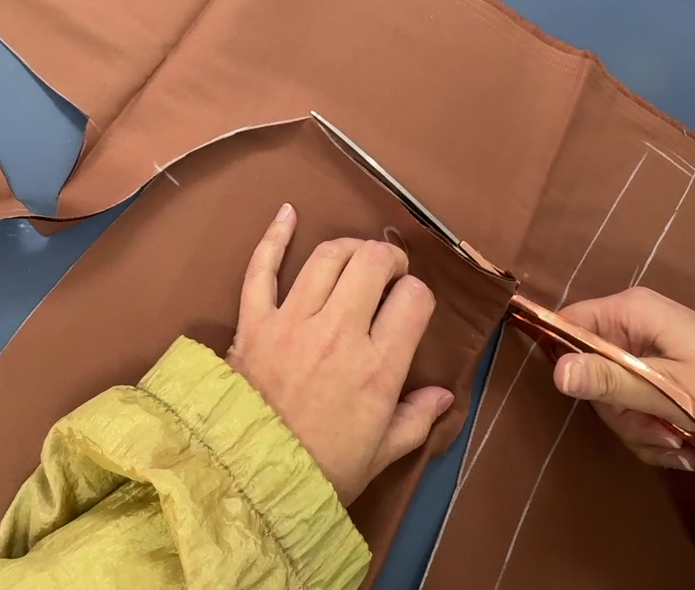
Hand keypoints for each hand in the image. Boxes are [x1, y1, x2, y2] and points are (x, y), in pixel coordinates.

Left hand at [225, 203, 453, 504]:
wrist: (250, 482)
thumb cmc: (323, 470)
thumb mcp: (381, 454)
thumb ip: (415, 419)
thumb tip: (444, 395)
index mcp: (377, 367)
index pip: (413, 299)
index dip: (418, 295)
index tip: (411, 305)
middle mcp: (338, 332)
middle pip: (371, 263)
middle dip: (388, 258)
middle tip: (389, 270)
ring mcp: (292, 321)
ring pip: (326, 257)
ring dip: (348, 247)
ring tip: (356, 254)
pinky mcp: (254, 321)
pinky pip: (262, 268)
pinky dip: (274, 237)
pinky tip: (288, 213)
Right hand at [550, 287, 694, 494]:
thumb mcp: (676, 395)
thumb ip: (612, 382)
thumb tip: (554, 372)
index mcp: (636, 311)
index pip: (569, 322)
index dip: (566, 360)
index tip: (580, 396)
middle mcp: (641, 327)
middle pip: (591, 368)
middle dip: (618, 409)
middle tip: (655, 430)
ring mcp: (657, 357)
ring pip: (615, 397)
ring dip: (640, 430)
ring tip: (681, 447)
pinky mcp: (672, 385)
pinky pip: (639, 411)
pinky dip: (656, 438)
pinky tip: (687, 454)